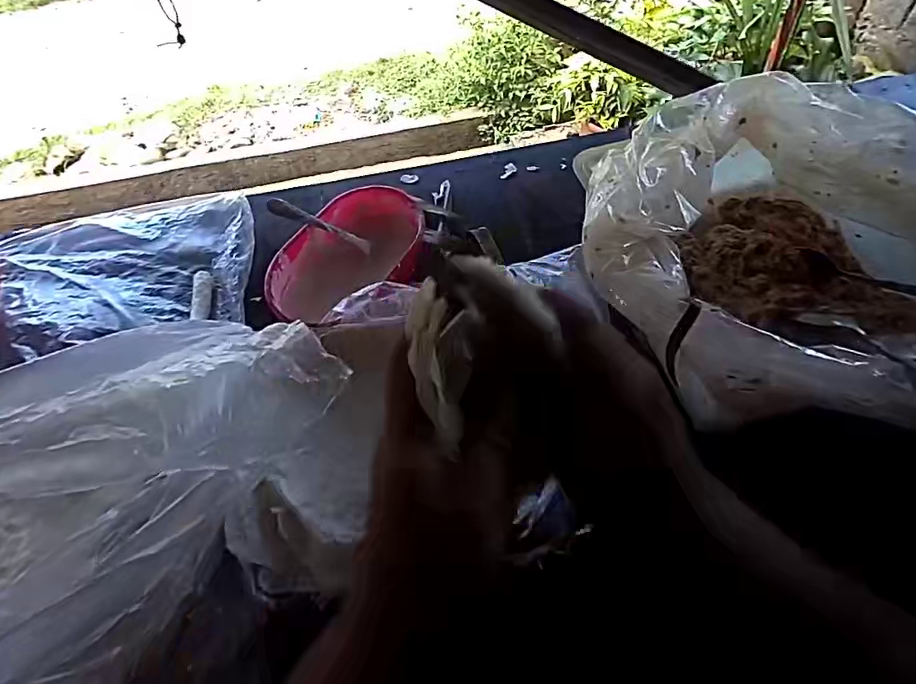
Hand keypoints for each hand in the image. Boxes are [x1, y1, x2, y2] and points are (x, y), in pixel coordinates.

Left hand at [288, 334, 520, 683]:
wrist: (406, 623)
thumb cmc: (439, 556)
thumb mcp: (476, 495)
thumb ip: (494, 435)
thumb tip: (512, 380)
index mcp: (406, 429)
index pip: (409, 356)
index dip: (429, 320)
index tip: (457, 291)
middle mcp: (403, 435)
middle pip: (423, 374)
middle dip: (454, 344)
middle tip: (495, 321)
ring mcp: (411, 458)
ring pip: (436, 401)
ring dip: (464, 375)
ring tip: (505, 353)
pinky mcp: (425, 481)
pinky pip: (447, 429)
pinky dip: (470, 411)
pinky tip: (502, 409)